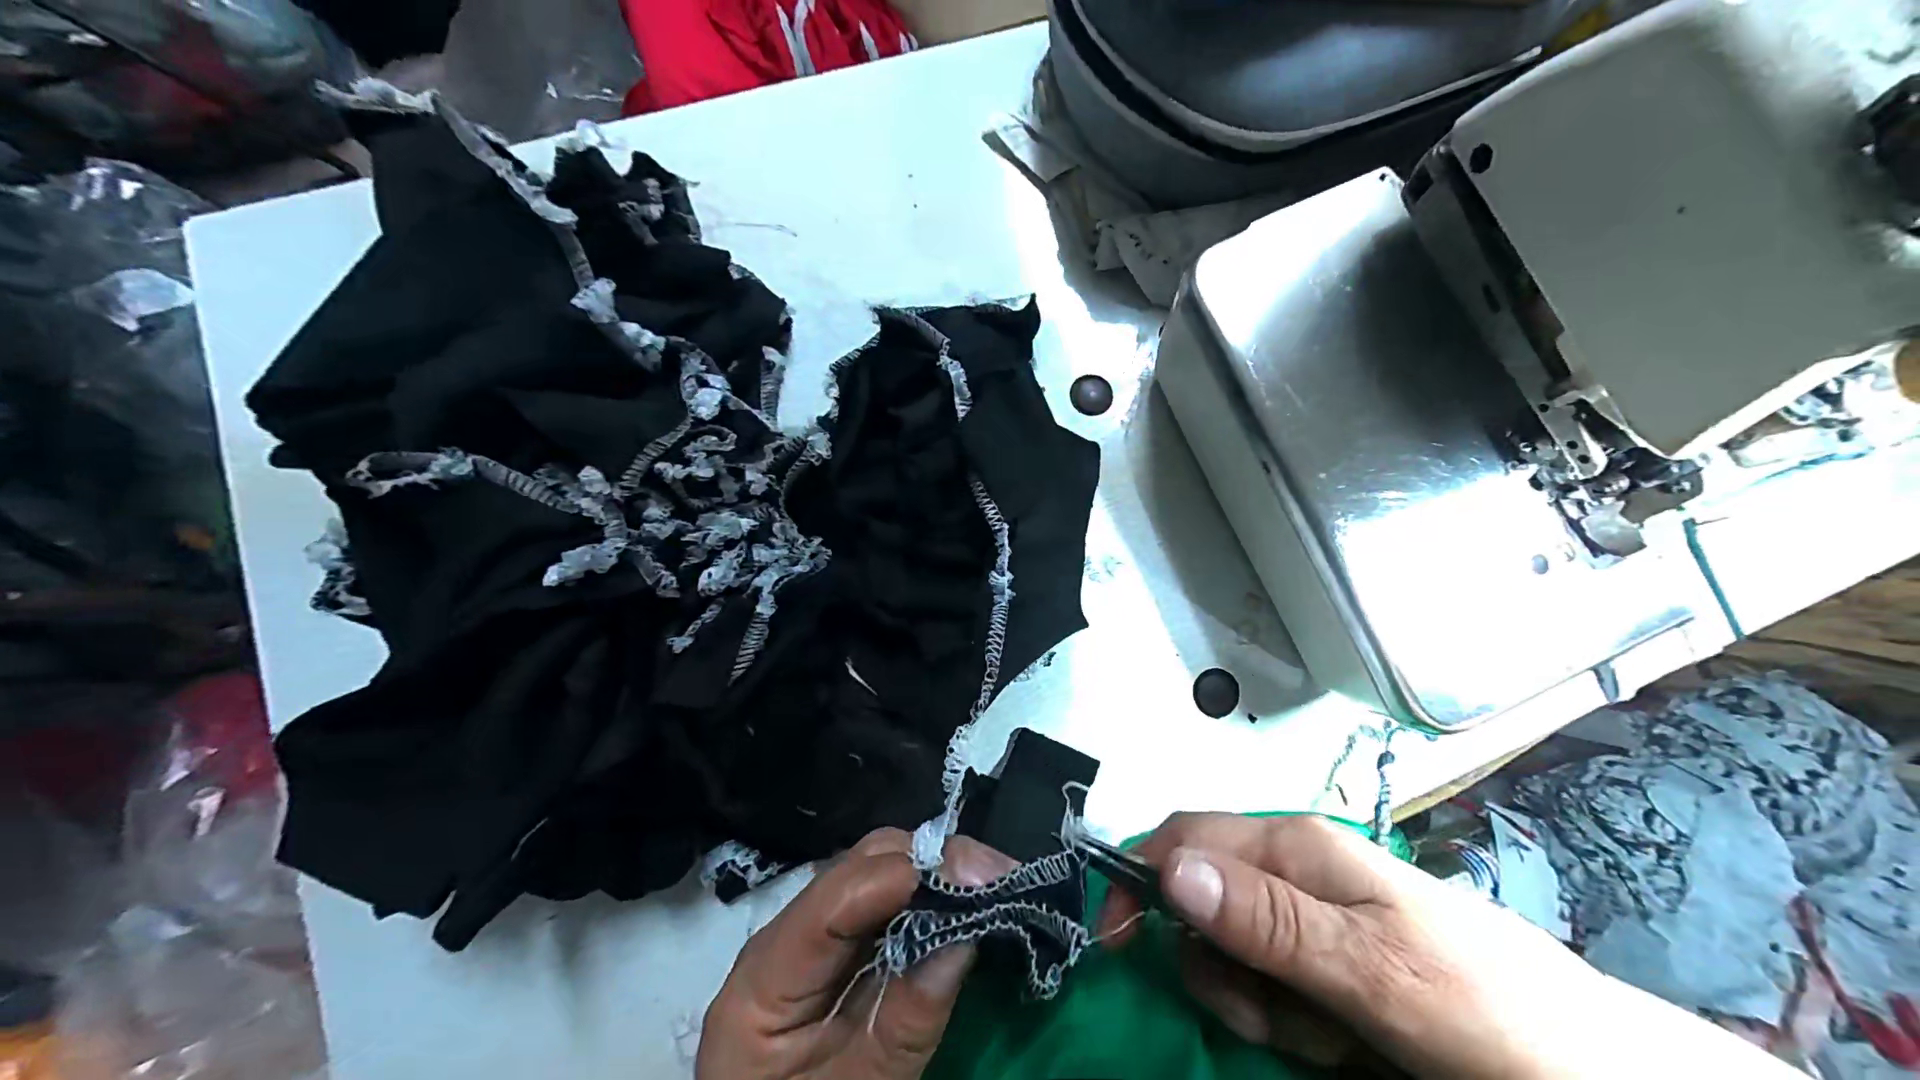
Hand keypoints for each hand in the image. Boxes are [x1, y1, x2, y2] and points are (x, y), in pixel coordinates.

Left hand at [697, 827, 1015, 1079]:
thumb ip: (904, 1023)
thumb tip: (965, 938)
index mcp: (769, 971)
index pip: (837, 895)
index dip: (906, 874)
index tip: (976, 876)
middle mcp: (788, 929)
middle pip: (861, 864)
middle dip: (932, 861)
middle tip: (998, 878)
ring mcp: (815, 928)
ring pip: (878, 867)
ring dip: (938, 869)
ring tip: (993, 883)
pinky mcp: (842, 939)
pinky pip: (887, 896)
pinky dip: (930, 891)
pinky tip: (966, 900)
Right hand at [1095, 812, 1803, 1078]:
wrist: (1607, 1079)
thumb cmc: (1491, 1014)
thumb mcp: (1376, 973)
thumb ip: (1271, 921)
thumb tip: (1170, 868)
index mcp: (1298, 846)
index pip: (1185, 838)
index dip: (1144, 880)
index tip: (1124, 942)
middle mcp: (1296, 872)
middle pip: (1204, 902)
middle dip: (1217, 965)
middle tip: (1269, 1018)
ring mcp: (1316, 921)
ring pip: (1234, 953)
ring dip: (1257, 1003)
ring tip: (1328, 1041)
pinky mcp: (1332, 965)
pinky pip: (1273, 988)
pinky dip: (1289, 1024)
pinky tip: (1340, 1046)